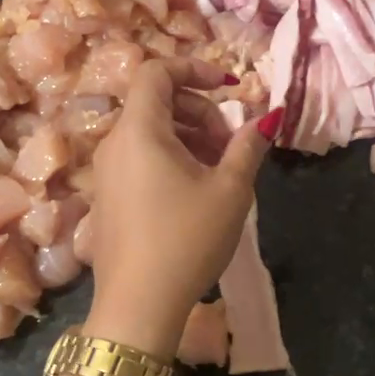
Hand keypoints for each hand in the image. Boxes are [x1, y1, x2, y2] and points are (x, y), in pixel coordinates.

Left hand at [82, 59, 271, 356]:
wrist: (138, 307)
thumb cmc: (186, 240)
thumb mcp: (229, 190)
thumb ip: (248, 146)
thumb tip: (267, 117)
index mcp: (138, 130)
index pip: (156, 71)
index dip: (195, 68)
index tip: (229, 88)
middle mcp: (115, 143)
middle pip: (156, 102)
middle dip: (200, 110)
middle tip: (233, 143)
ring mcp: (107, 172)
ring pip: (151, 132)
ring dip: (190, 136)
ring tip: (222, 169)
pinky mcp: (108, 198)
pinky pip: (140, 158)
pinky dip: (172, 158)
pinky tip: (198, 192)